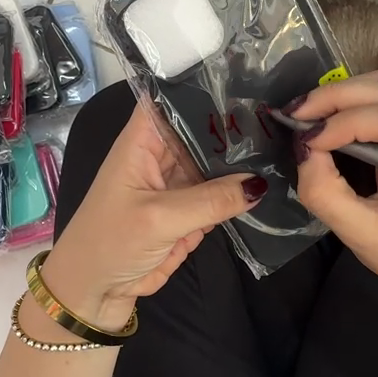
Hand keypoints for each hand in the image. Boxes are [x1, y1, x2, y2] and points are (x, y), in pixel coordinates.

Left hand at [44, 100, 265, 328]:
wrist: (92, 295)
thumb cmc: (110, 244)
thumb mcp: (160, 219)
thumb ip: (211, 201)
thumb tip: (260, 184)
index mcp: (142, 143)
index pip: (171, 100)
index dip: (203, 88)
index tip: (245, 81)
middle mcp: (161, 158)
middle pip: (201, 131)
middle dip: (234, 127)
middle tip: (281, 118)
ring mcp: (176, 187)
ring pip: (215, 165)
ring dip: (241, 163)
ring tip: (284, 146)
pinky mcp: (188, 215)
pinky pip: (219, 198)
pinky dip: (239, 195)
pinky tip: (274, 181)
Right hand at [289, 69, 377, 305]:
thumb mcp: (361, 234)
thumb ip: (328, 194)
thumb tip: (303, 149)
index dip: (349, 122)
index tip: (307, 139)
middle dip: (338, 99)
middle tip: (295, 114)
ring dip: (344, 93)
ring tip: (308, 112)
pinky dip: (353, 98)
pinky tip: (327, 114)